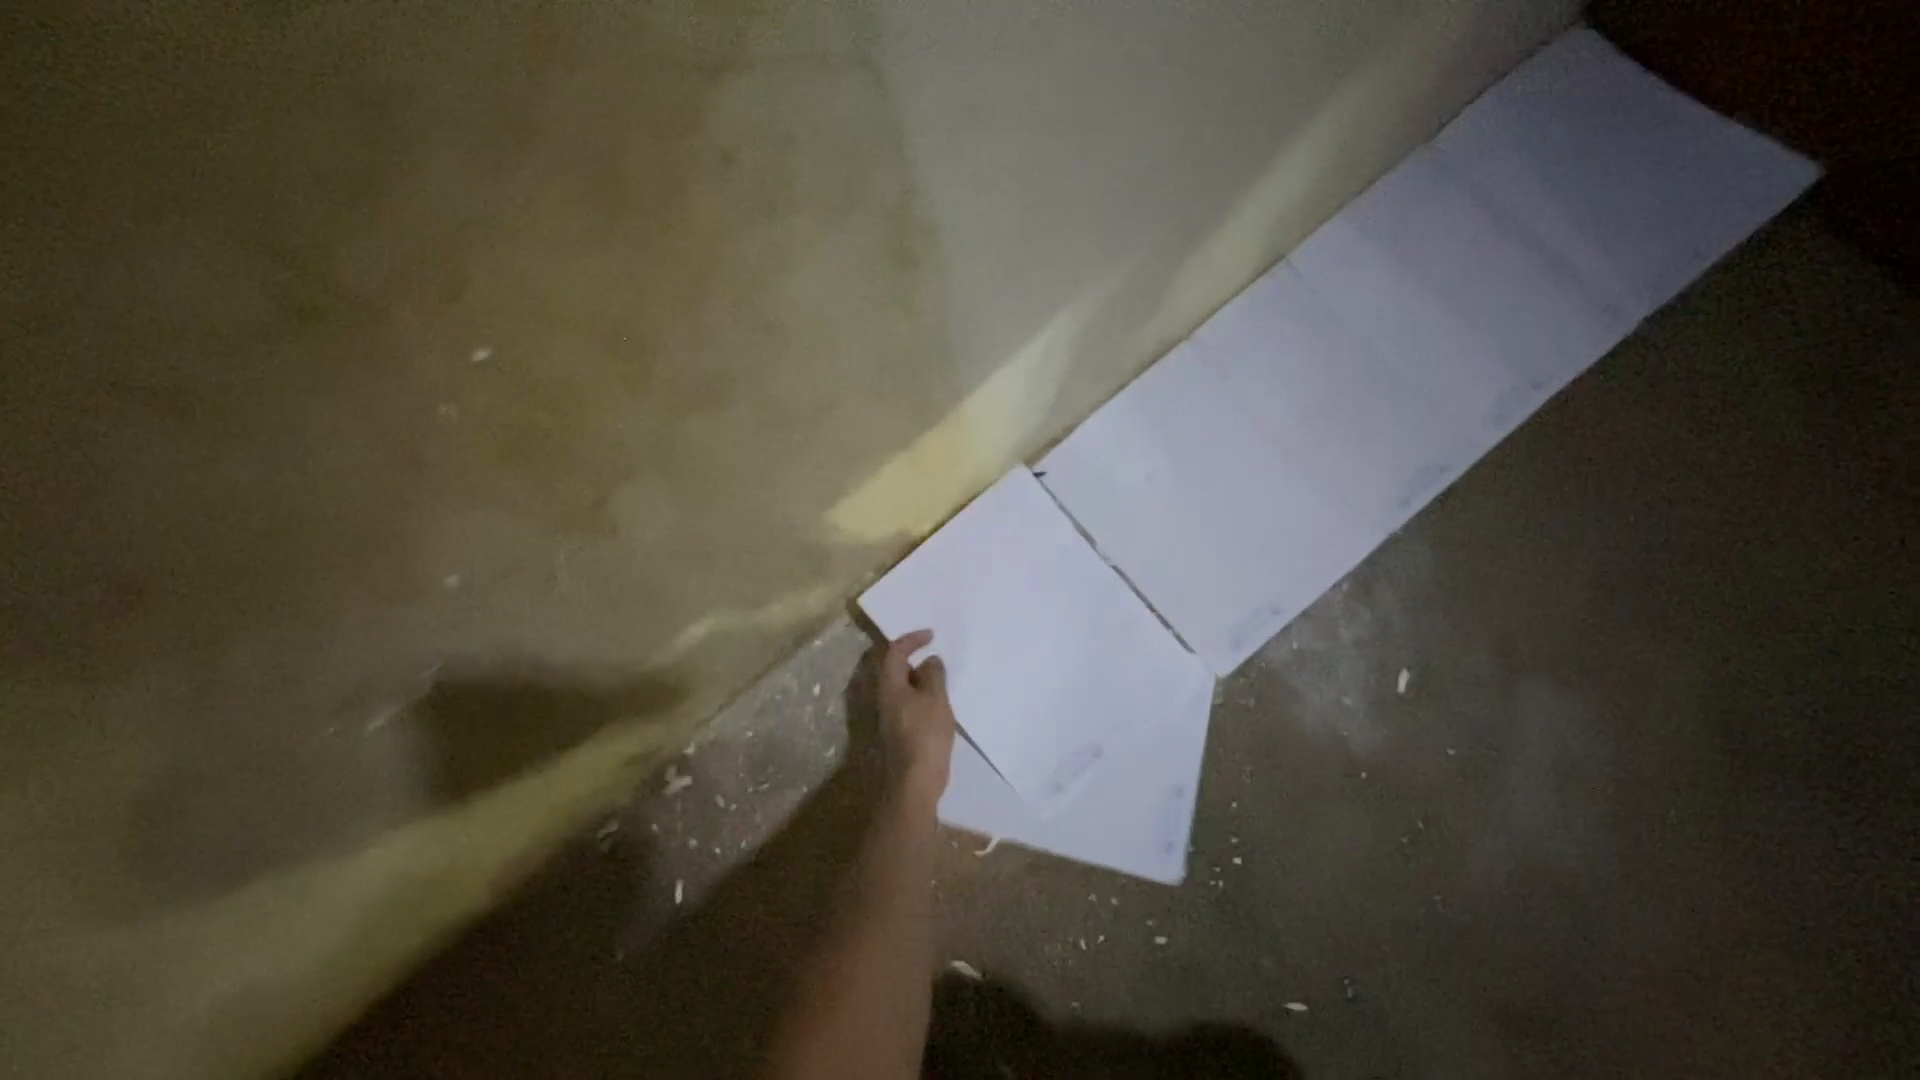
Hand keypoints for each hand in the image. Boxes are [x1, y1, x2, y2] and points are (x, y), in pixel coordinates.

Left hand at [875, 629, 956, 804]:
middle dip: (912, 657)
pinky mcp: (897, 731)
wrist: (914, 782)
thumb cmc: (925, 735)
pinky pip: (908, 702)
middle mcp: (883, 698)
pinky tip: (938, 703)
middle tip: (935, 653)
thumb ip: (934, 675)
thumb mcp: (936, 699)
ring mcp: (889, 716)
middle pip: (893, 669)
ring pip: (901, 687)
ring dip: (919, 677)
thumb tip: (930, 661)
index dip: (911, 639)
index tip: (931, 635)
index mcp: (889, 686)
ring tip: (941, 677)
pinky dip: (921, 695)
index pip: (894, 651)